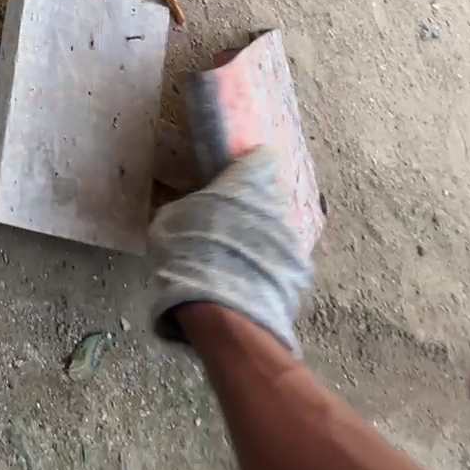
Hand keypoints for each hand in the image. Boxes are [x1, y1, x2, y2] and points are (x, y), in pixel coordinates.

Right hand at [148, 146, 313, 353]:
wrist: (223, 310)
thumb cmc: (188, 249)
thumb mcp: (170, 217)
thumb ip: (193, 204)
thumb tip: (201, 204)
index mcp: (243, 185)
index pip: (260, 160)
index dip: (253, 159)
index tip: (245, 161)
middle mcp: (275, 208)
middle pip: (270, 194)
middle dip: (256, 196)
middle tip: (232, 204)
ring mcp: (292, 242)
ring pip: (277, 226)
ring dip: (261, 229)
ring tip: (238, 241)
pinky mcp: (299, 274)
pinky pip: (280, 255)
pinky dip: (267, 257)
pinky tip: (247, 268)